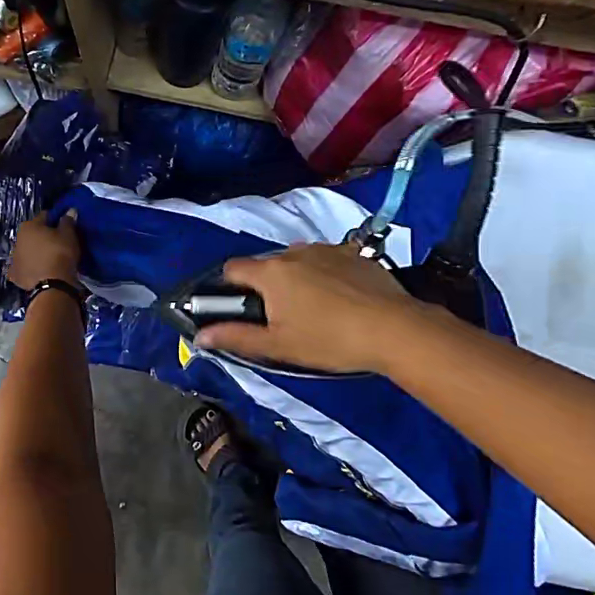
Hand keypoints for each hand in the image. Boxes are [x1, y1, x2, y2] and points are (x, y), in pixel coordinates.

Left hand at [8, 211, 80, 289]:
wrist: (53, 285)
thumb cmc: (60, 253)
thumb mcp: (69, 234)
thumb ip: (68, 221)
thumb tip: (69, 210)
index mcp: (28, 226)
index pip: (45, 216)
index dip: (56, 220)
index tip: (65, 227)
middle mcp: (17, 239)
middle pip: (33, 234)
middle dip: (43, 237)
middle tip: (58, 244)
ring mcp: (13, 259)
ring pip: (27, 251)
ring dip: (35, 252)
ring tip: (49, 259)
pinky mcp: (15, 276)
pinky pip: (23, 268)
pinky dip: (29, 268)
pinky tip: (38, 272)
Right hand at [195, 243, 446, 374]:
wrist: (394, 329)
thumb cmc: (329, 340)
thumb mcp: (279, 345)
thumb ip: (236, 337)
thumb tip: (200, 335)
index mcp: (270, 272)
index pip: (233, 269)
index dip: (230, 288)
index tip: (240, 309)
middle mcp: (293, 252)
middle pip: (266, 266)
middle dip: (267, 287)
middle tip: (282, 319)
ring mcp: (325, 249)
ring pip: (297, 261)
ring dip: (296, 279)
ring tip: (315, 310)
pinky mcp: (353, 252)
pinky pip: (326, 260)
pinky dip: (324, 275)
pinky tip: (341, 300)